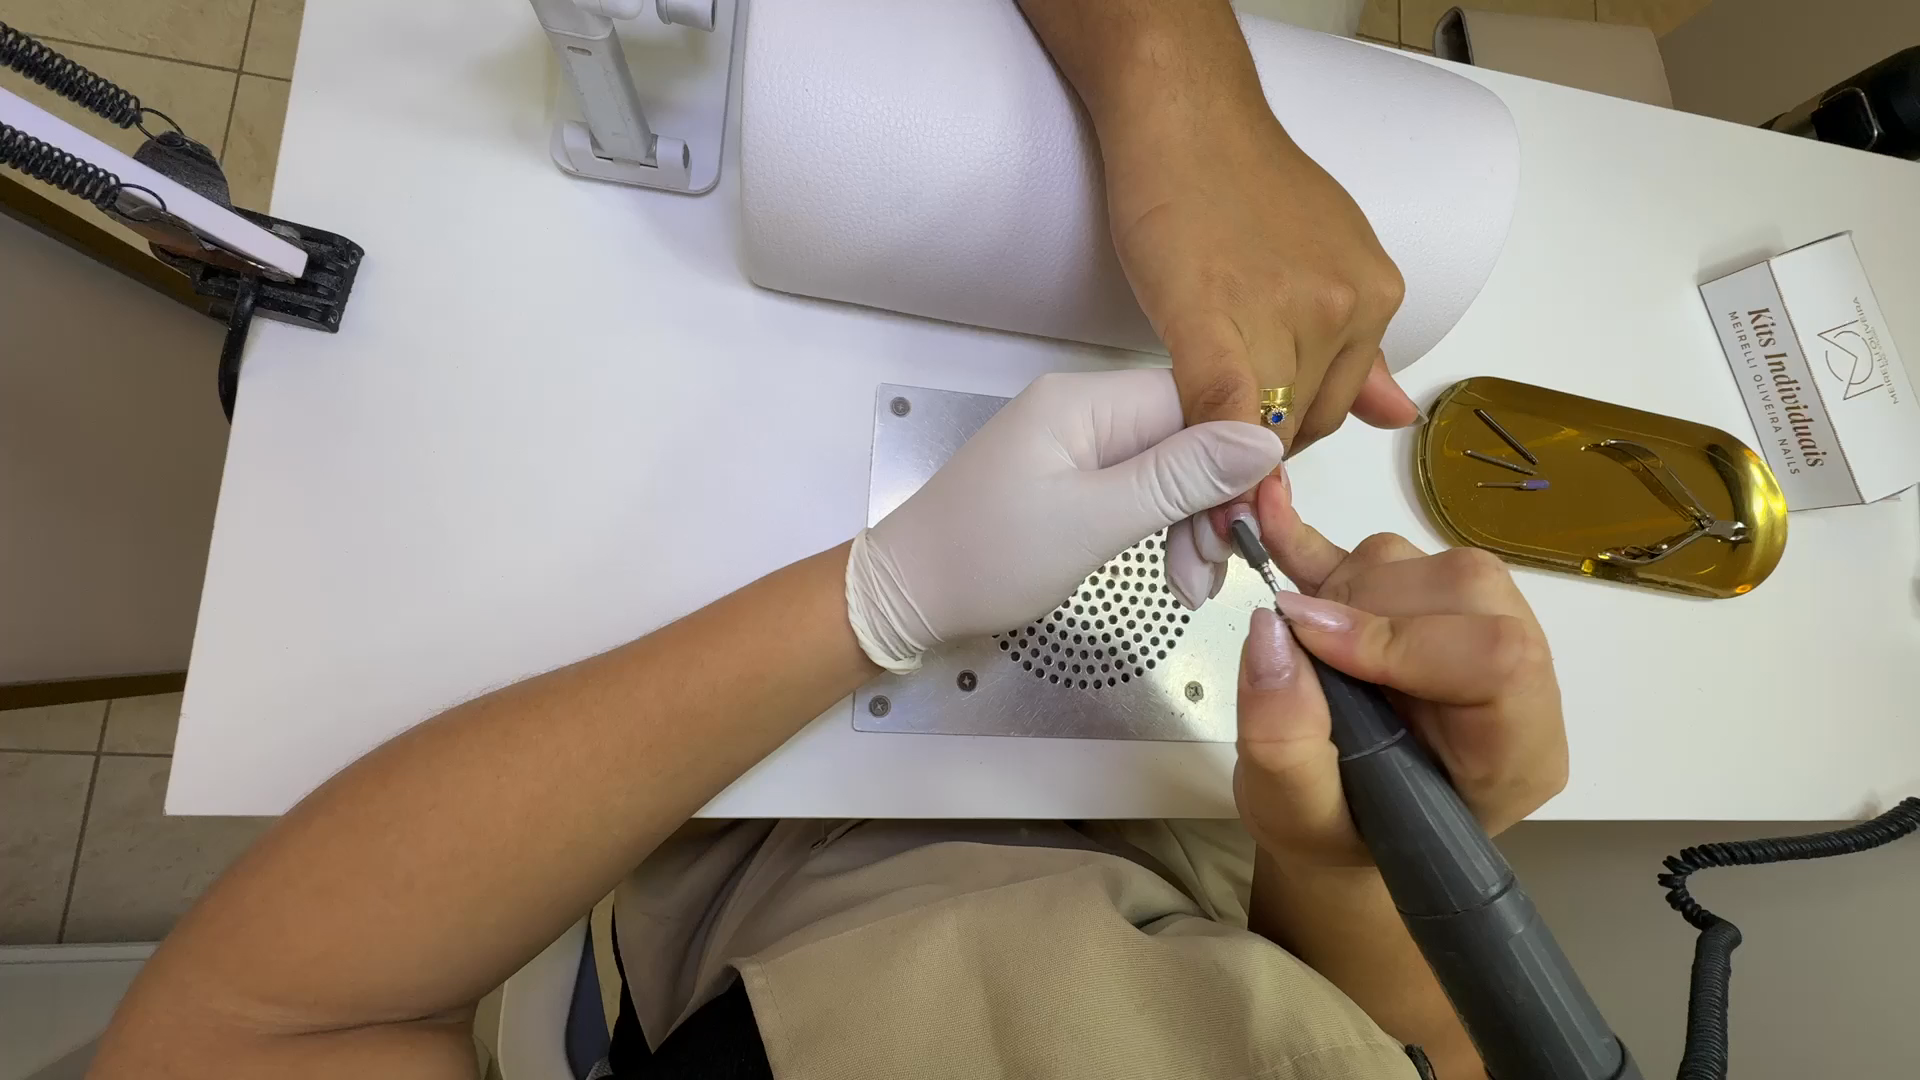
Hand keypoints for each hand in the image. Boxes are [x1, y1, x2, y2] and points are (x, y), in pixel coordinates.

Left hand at [845, 369, 1283, 670]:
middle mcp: (1081, 409)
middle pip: (1182, 438)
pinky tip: (1172, 572)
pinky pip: (1133, 491)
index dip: (1236, 458)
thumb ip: (1177, 479)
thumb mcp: (1091, 522)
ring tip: (1189, 587)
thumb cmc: (990, 558)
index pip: (1194, 402)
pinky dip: (1158, 530)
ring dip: (1188, 525)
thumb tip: (1266, 438)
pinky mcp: (1065, 480)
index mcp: (1084, 401)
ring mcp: (1071, 445)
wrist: (907, 594)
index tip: (1253, 522)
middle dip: (1209, 503)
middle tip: (1213, 570)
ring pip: (1163, 470)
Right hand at [1099, 103, 1419, 610]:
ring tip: (1191, 498)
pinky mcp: (1217, 323)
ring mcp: (1290, 316)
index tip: (1244, 478)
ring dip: (1225, 469)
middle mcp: (1348, 311)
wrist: (1182, 122)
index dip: (1279, 452)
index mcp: (1373, 301)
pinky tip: (1199, 500)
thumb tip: (1394, 414)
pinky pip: (1224, 412)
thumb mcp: (1328, 258)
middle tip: (1207, 483)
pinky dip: (1212, 458)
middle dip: (1253, 462)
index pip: (1330, 411)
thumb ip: (1362, 346)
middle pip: (1298, 429)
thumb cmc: (1235, 186)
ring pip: (1260, 431)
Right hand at [1231, 476, 1566, 866]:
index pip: (1496, 657)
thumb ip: (1286, 742)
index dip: (1396, 635)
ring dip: (1339, 584)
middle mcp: (1504, 674)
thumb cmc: (1332, 834)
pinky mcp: (1400, 604)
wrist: (1338, 824)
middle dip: (1359, 605)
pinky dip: (1309, 533)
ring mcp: (1455, 628)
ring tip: (1298, 633)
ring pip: (1418, 559)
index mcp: (1512, 746)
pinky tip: (1268, 510)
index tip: (1306, 640)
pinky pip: (1365, 552)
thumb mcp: (1297, 816)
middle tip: (1298, 646)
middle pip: (1462, 589)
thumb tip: (1272, 629)